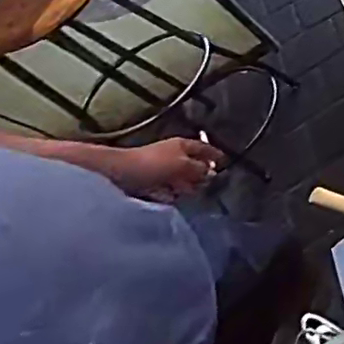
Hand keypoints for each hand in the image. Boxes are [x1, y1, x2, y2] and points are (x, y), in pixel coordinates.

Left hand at [104, 138, 223, 201]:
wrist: (118, 174)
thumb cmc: (154, 164)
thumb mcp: (183, 165)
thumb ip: (200, 169)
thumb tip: (212, 173)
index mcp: (183, 145)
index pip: (204, 148)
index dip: (215, 154)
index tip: (225, 161)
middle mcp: (173, 154)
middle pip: (192, 164)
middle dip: (200, 174)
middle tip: (208, 183)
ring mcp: (160, 168)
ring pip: (179, 177)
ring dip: (185, 185)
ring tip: (191, 194)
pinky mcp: (149, 181)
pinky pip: (165, 187)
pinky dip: (170, 192)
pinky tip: (172, 198)